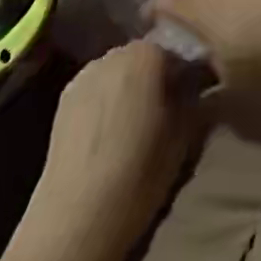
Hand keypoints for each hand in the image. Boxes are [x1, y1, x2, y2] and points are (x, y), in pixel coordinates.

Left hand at [38, 40, 193, 214]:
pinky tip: (107, 133)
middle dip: (152, 79)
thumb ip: (192, 102)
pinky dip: (104, 101)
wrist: (81, 207)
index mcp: (145, 57)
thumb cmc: (142, 171)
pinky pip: (94, 88)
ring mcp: (84, 72)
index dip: (183, 76)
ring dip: (127, 88)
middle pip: (140, 58)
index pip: (172, 54)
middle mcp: (112, 54)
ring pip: (115, 72)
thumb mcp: (184, 139)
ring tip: (133, 126)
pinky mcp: (64, 95)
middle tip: (163, 113)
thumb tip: (196, 88)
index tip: (190, 100)